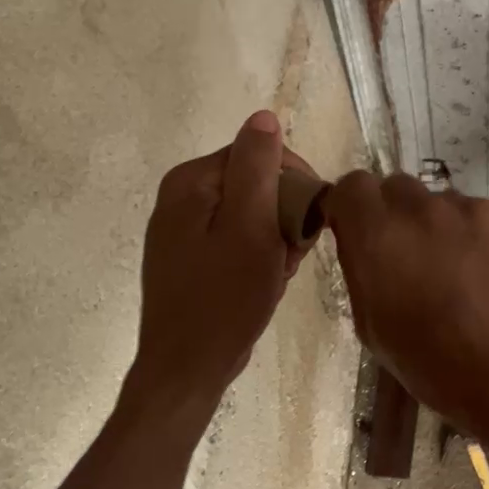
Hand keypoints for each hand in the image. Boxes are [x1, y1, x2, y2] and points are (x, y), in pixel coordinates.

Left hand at [130, 110, 308, 406]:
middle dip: (283, 212)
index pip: (258, 152)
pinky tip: (265, 280)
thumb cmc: (224, 298)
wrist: (187, 372)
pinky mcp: (189, 258)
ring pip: (251, 211)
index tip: (308, 220)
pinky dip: (258, 254)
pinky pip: (237, 237)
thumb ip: (258, 167)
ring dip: (275, 237)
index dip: (292, 181)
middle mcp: (180, 197)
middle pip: (255, 181)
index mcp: (190, 182)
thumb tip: (263, 116)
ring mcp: (182, 230)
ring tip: (279, 271)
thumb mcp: (251, 226)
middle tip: (293, 252)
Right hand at [323, 172, 488, 436]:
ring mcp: (477, 206)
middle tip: (421, 261)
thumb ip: (365, 274)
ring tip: (475, 279)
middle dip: (402, 219)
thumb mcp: (377, 331)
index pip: (353, 187)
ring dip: (452, 231)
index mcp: (382, 237)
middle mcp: (425, 209)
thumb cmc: (441, 369)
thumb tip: (366, 244)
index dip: (356, 208)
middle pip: (401, 190)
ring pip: (451, 206)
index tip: (363, 231)